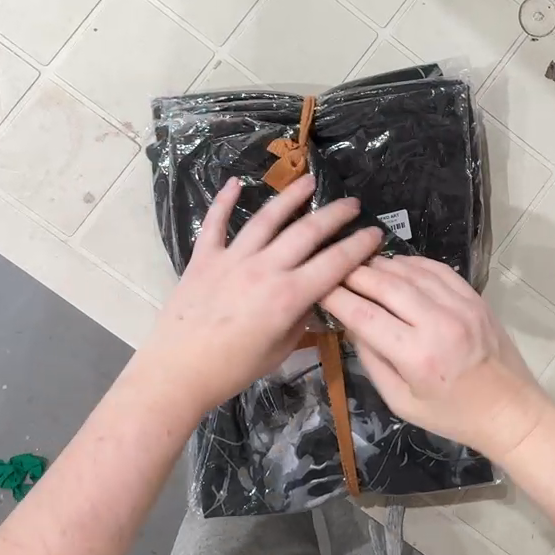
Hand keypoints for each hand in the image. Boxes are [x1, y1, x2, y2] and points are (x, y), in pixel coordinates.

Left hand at [136, 175, 382, 419]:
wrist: (178, 372)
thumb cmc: (233, 370)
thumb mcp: (280, 351)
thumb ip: (300, 319)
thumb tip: (313, 296)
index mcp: (288, 296)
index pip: (334, 264)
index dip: (359, 246)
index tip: (376, 232)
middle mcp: (264, 269)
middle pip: (307, 232)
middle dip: (335, 215)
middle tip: (352, 203)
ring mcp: (232, 259)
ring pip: (266, 219)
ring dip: (290, 197)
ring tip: (308, 182)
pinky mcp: (204, 258)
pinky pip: (215, 223)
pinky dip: (224, 201)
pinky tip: (235, 183)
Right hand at [322, 256, 549, 460]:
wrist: (510, 410)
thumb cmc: (452, 416)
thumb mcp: (401, 402)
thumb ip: (372, 361)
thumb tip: (350, 323)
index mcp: (417, 356)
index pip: (364, 315)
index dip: (337, 297)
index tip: (318, 287)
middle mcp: (438, 323)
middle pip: (385, 285)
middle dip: (355, 274)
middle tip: (335, 270)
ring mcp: (460, 305)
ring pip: (410, 271)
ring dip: (381, 265)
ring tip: (360, 265)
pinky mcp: (474, 297)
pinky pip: (437, 268)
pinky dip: (412, 263)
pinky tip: (396, 265)